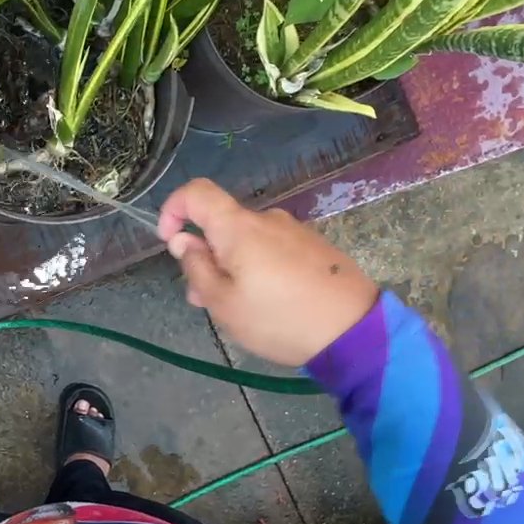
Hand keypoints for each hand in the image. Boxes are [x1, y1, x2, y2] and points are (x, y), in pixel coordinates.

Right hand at [158, 179, 379, 366]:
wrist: (354, 330)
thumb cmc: (279, 318)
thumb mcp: (223, 303)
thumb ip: (196, 268)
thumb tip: (183, 241)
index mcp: (238, 227)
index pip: (196, 192)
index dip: (173, 209)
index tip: (169, 242)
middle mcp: (266, 219)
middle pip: (222, 225)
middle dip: (205, 256)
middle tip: (204, 299)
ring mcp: (293, 231)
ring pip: (246, 242)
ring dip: (231, 267)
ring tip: (238, 308)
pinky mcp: (313, 247)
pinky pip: (271, 250)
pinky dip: (257, 269)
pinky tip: (269, 303)